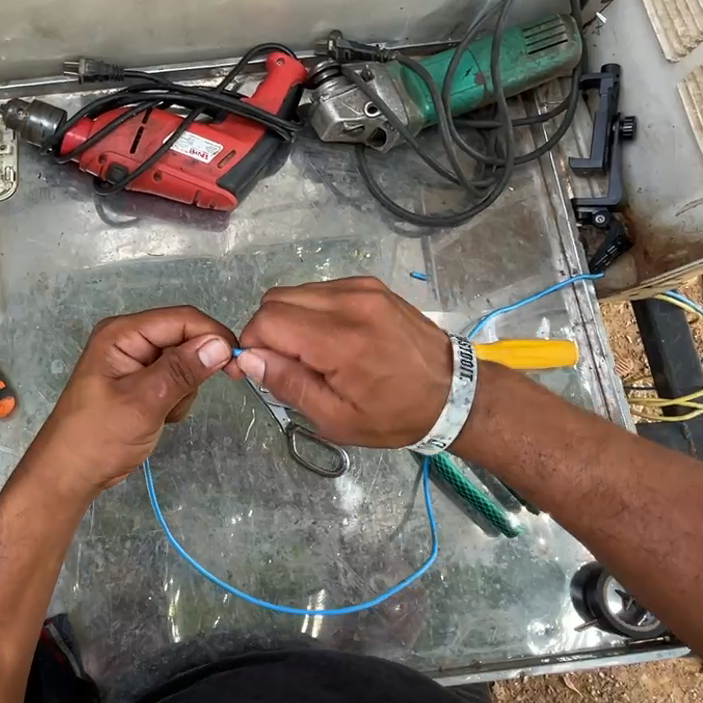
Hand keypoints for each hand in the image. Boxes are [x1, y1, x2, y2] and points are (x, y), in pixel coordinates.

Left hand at [24, 307, 236, 499]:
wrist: (69, 475)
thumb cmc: (98, 437)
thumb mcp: (143, 402)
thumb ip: (181, 371)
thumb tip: (220, 345)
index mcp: (122, 333)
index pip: (181, 319)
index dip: (212, 336)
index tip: (237, 365)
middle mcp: (128, 339)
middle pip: (183, 338)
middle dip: (194, 369)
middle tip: (182, 401)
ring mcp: (133, 361)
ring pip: (183, 362)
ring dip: (184, 390)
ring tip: (162, 413)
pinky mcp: (140, 382)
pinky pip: (174, 381)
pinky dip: (176, 400)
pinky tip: (159, 418)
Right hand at [232, 277, 451, 447]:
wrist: (453, 392)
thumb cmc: (394, 415)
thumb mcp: (337, 418)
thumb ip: (289, 385)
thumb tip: (249, 360)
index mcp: (341, 340)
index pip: (268, 320)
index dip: (253, 344)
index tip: (259, 369)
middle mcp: (349, 302)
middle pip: (275, 300)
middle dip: (268, 332)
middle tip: (284, 364)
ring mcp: (361, 288)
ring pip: (294, 292)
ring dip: (289, 321)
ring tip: (311, 353)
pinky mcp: (369, 284)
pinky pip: (318, 290)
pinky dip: (311, 312)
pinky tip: (330, 338)